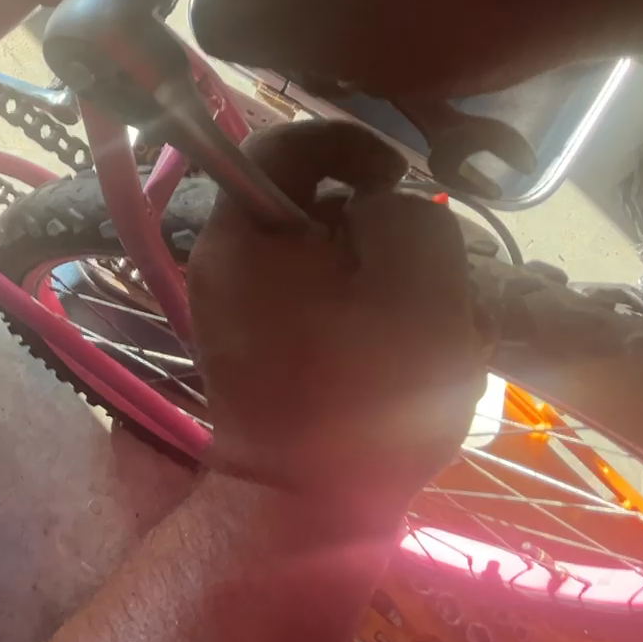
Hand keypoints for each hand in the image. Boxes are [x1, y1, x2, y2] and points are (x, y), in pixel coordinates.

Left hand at [187, 120, 491, 514]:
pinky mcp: (247, 336)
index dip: (347, 140)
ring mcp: (229, 300)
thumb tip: (375, 201)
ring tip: (413, 317)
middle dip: (369, 220)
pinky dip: (348, 302)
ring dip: (368, 267)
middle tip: (422, 265)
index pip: (283, 143)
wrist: (300, 501)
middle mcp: (220, 258)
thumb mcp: (419, 290)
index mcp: (243, 233)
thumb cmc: (365, 398)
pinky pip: (304, 292)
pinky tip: (384, 345)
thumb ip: (406, 218)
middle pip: (301, 199)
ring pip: (311, 250)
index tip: (398, 176)